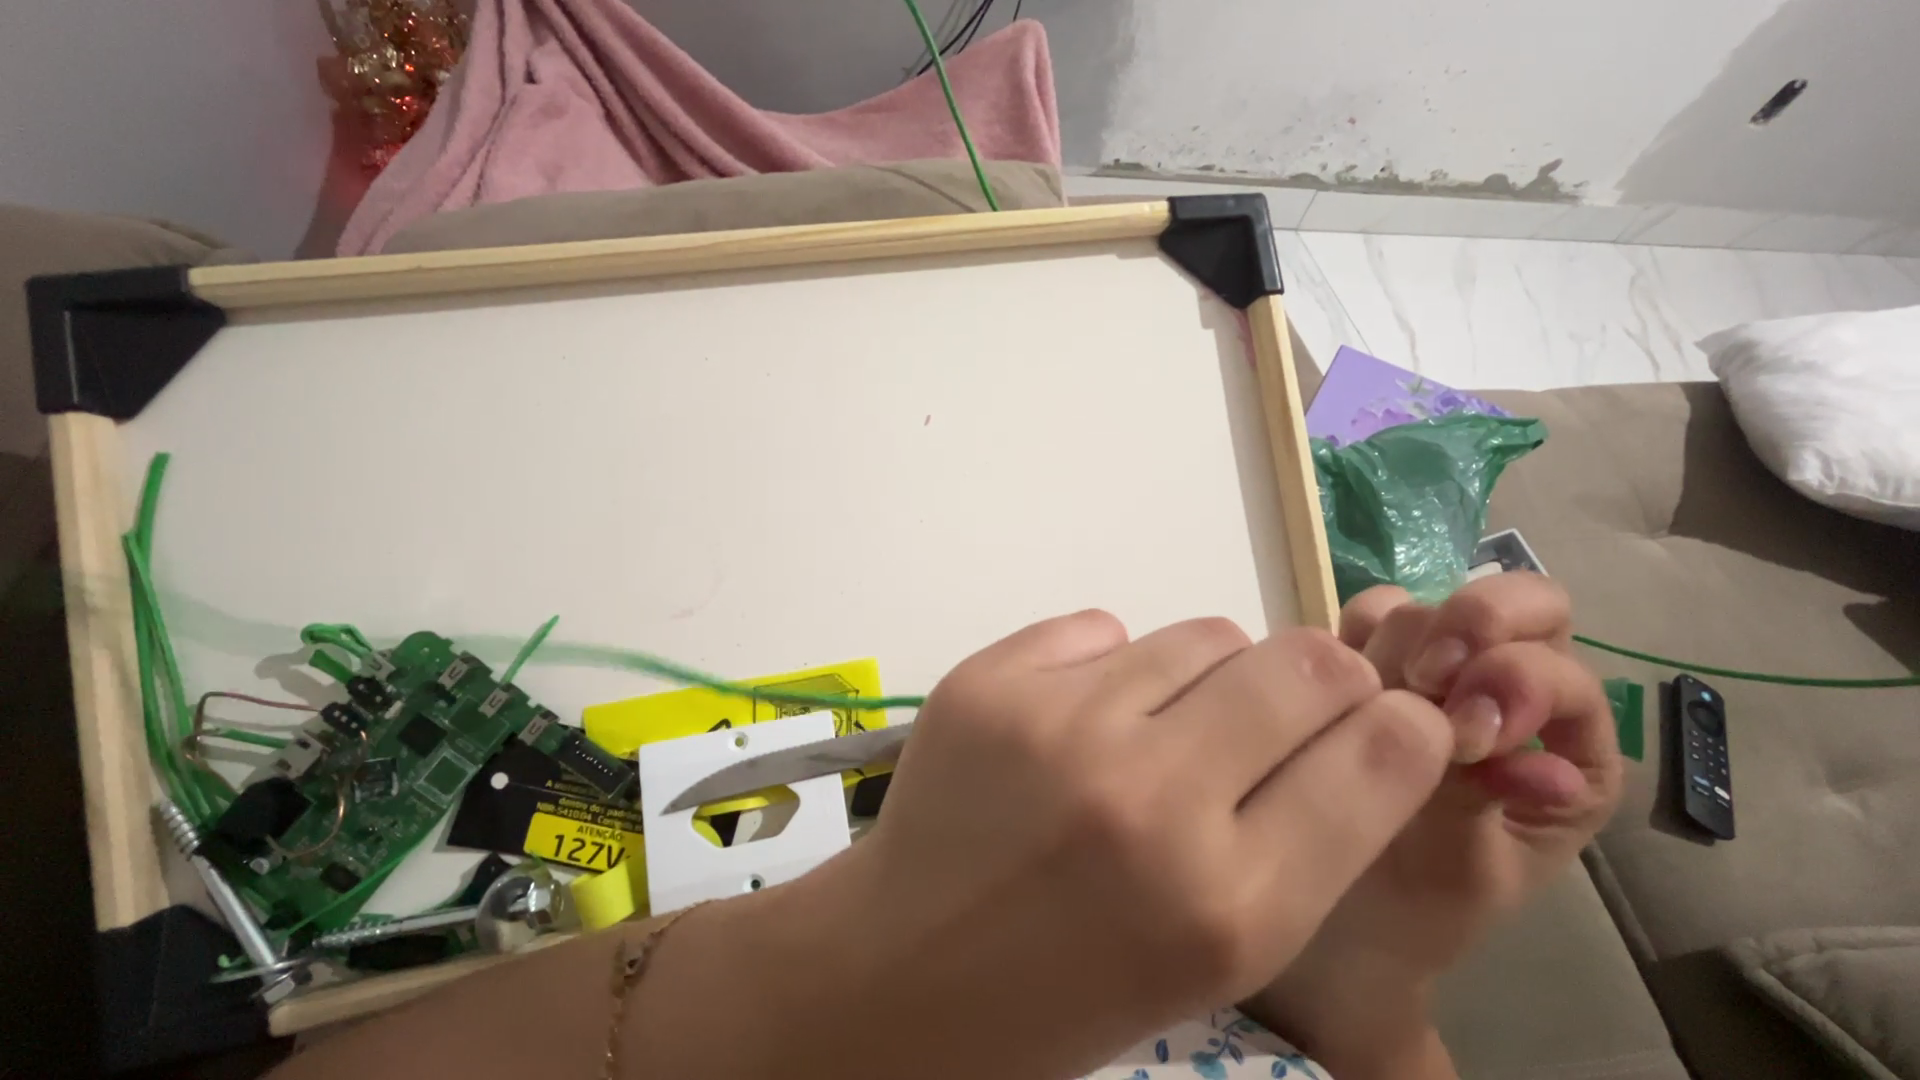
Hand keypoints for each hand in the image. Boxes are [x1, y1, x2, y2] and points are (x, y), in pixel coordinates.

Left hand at [632, 611, 1457, 1079]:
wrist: (905, 967)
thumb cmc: (1072, 983)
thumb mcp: (1216, 952)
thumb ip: (1303, 838)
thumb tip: (1367, 718)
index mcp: (1228, 906)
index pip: (1383, 755)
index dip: (1404, 726)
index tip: (1390, 721)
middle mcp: (1149, 800)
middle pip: (1307, 665)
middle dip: (1324, 679)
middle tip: (1283, 708)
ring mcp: (1060, 725)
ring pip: (1207, 634)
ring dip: (1210, 674)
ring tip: (1161, 727)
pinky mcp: (991, 681)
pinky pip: (1107, 628)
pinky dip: (1113, 665)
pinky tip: (1077, 720)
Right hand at [1246, 575, 1623, 1073]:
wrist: (1338, 927)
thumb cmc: (1419, 911)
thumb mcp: (1469, 870)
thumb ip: (1475, 789)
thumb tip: (1482, 718)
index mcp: (1564, 750)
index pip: (1563, 671)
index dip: (1520, 678)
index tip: (1464, 729)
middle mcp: (1504, 696)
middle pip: (1517, 605)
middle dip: (1472, 623)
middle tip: (1421, 678)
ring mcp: (1428, 675)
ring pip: (1427, 605)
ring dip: (1399, 641)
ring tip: (1368, 705)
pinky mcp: (1363, 669)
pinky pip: (1360, 618)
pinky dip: (1349, 635)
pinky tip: (1333, 686)